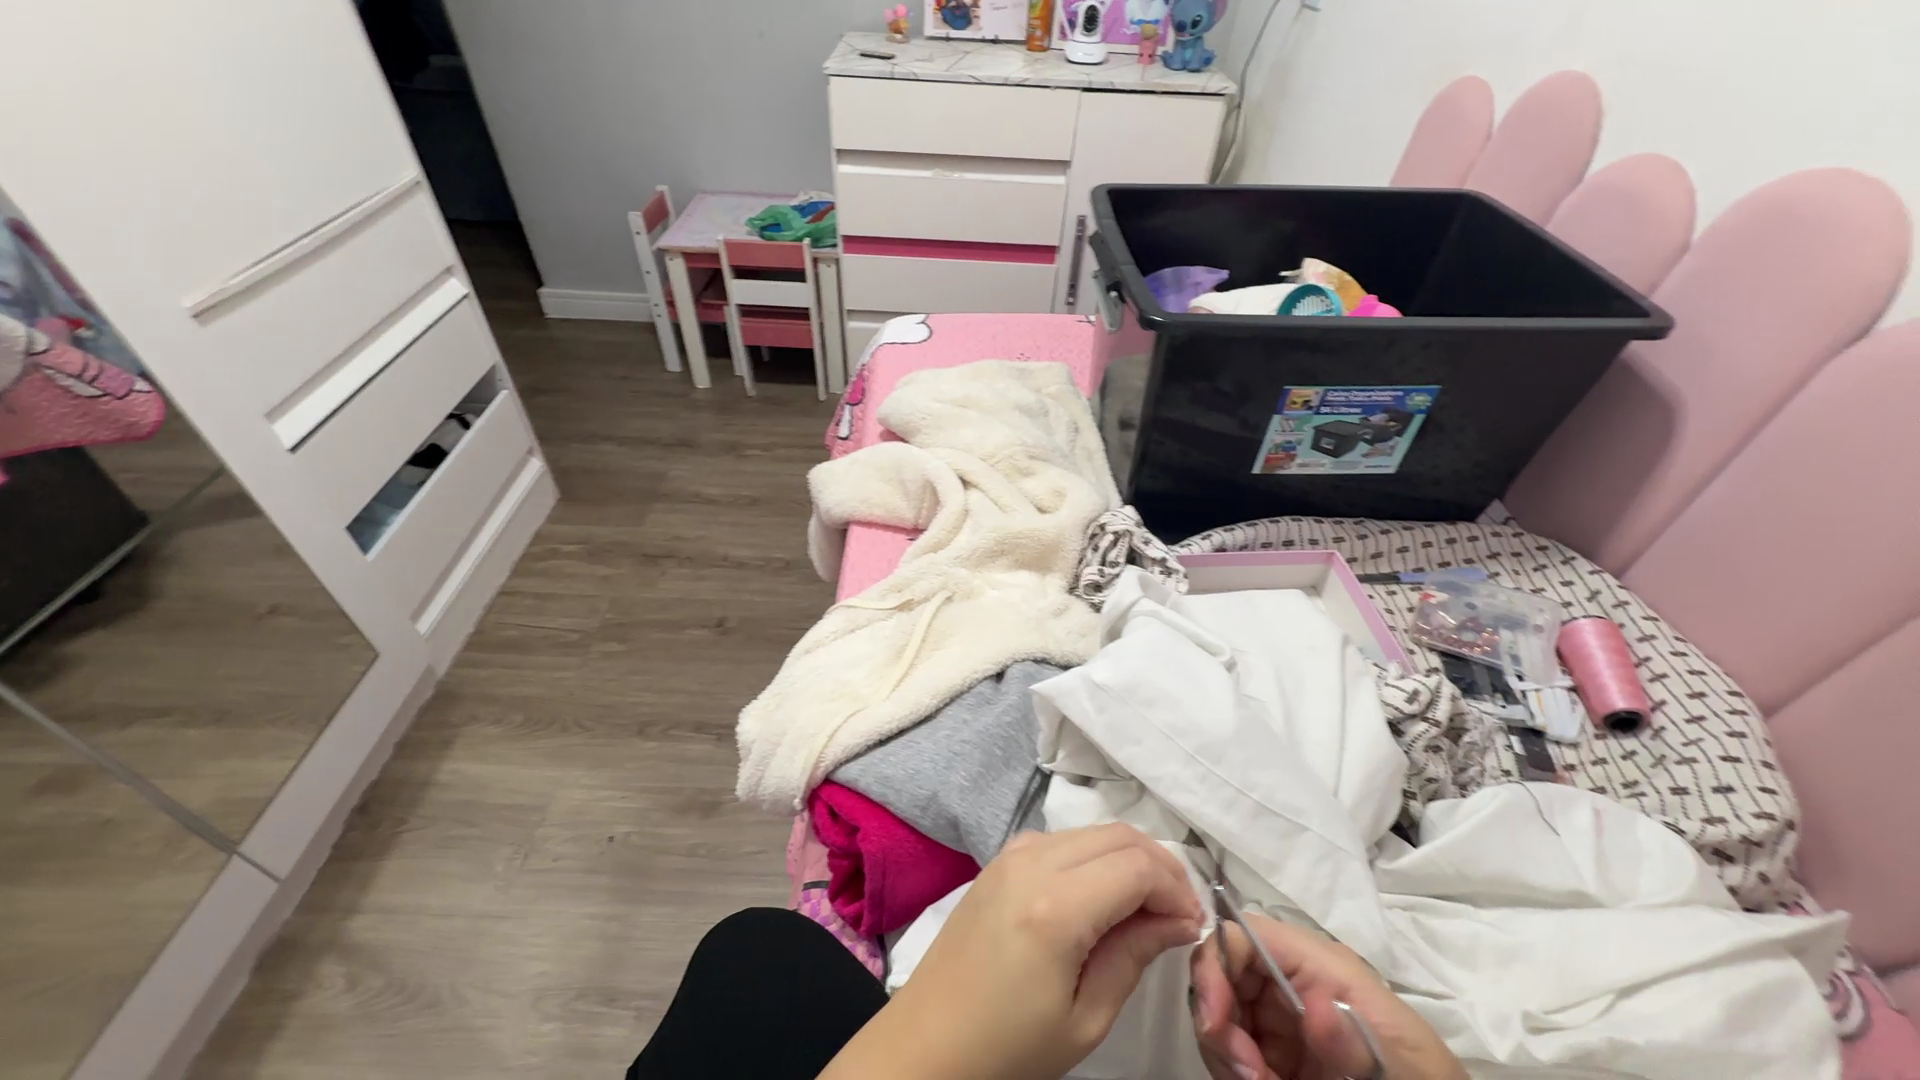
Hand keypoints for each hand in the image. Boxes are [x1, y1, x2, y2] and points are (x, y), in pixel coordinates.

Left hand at [824, 824, 1204, 1079]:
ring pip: (1093, 831)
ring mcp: (1010, 854)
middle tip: (1178, 916)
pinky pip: (1063, 840)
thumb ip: (1135, 954)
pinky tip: (1103, 897)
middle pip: (1119, 836)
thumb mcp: (1086, 1017)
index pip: (1138, 866)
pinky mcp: (999, 860)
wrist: (929, 1043)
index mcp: (1054, 906)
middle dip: (1160, 868)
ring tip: (1146, 909)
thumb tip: (1179, 919)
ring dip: (1129, 858)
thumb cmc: (1009, 1046)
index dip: (1177, 891)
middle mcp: (1031, 862)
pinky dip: (1096, 856)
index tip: (1192, 928)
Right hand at [1190, 913, 1466, 1079]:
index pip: (1240, 935)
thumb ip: (1355, 1039)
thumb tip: (1316, 1004)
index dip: (1214, 965)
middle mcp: (1287, 981)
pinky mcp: (1274, 1050)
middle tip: (1247, 1071)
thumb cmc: (1418, 1076)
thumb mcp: (1399, 1060)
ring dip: (1226, 1052)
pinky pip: (1232, 1050)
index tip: (1214, 1021)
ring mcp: (1277, 1017)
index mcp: (1315, 963)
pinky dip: (1236, 1071)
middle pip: (1219, 975)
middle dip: (1217, 1019)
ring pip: (1219, 1014)